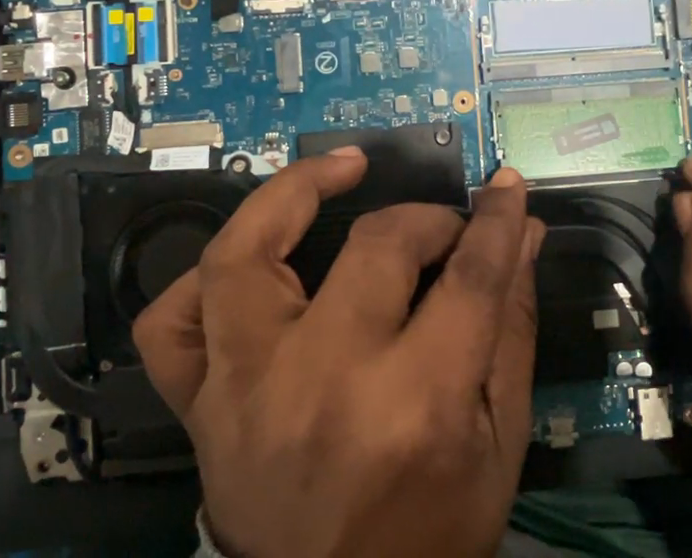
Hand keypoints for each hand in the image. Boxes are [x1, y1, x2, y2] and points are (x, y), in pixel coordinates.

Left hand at [133, 150, 545, 557]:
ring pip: (242, 255)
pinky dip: (201, 279)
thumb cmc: (429, 534)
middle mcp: (324, 383)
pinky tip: (253, 261)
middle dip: (425, 218)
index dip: (497, 221)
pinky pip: (171, 323)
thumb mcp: (498, 444)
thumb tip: (520, 236)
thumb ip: (510, 332)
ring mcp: (245, 390)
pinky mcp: (199, 407)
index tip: (505, 189)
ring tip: (340, 169)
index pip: (469, 278)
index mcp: (417, 406)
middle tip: (444, 226)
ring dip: (291, 193)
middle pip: (375, 249)